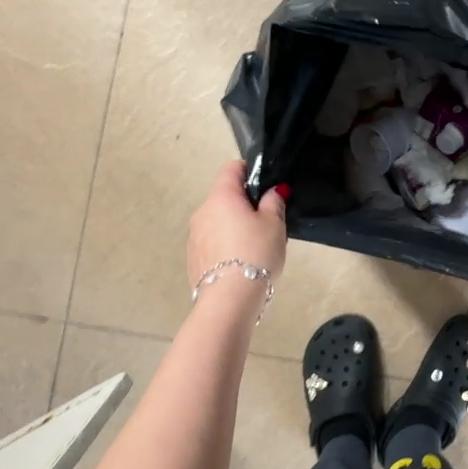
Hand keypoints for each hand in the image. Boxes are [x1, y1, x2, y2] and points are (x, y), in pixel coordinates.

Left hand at [186, 161, 288, 288]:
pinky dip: (225, 245)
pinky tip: (240, 263)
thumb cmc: (255, 253)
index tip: (266, 186)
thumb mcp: (274, 225)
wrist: (229, 299)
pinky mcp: (193, 258)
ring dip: (233, 226)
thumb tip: (272, 192)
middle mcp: (202, 211)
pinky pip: (212, 242)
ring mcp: (194, 236)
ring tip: (254, 246)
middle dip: (244, 204)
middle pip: (224, 196)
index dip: (249, 171)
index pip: (231, 168)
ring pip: (217, 221)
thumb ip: (274, 202)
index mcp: (221, 197)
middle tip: (267, 221)